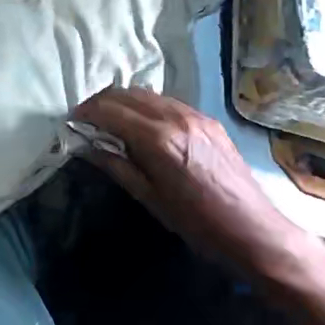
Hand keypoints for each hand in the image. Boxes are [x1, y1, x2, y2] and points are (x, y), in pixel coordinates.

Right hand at [72, 87, 324, 283]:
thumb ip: (116, 165)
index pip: (109, 110)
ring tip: (109, 121)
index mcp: (158, 139)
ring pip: (147, 93)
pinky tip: (141, 125)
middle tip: (86, 120)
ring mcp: (195, 115)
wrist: (253, 230)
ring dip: (122, 101)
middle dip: (100, 102)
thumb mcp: (149, 197)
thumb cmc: (196, 222)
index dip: (85, 113)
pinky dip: (146, 105)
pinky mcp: (208, 120)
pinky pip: (167, 102)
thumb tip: (86, 145)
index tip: (71, 123)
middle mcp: (176, 117)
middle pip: (126, 94)